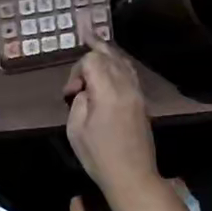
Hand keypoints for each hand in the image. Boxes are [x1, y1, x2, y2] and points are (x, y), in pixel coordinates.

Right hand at [62, 37, 160, 199]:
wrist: (132, 175)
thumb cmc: (98, 155)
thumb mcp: (76, 129)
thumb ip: (79, 102)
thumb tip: (85, 92)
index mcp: (108, 92)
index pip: (93, 60)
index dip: (77, 70)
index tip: (70, 93)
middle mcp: (126, 87)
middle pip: (109, 56)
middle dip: (93, 52)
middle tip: (84, 36)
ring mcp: (137, 93)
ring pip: (123, 62)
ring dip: (108, 54)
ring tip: (96, 42)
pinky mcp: (141, 102)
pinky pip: (129, 74)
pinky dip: (118, 65)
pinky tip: (111, 65)